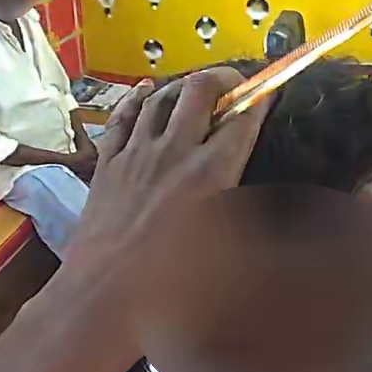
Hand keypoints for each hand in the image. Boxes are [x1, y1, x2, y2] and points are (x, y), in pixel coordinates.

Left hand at [63, 69, 266, 276]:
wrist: (103, 293)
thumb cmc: (170, 285)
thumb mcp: (228, 258)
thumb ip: (251, 223)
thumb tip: (268, 205)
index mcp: (211, 173)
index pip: (243, 120)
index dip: (260, 99)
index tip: (268, 92)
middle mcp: (174, 152)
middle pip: (200, 91)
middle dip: (222, 78)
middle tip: (234, 84)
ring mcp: (136, 153)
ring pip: (160, 98)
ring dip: (181, 85)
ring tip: (195, 87)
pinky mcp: (108, 163)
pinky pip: (122, 118)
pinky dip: (135, 98)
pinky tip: (143, 88)